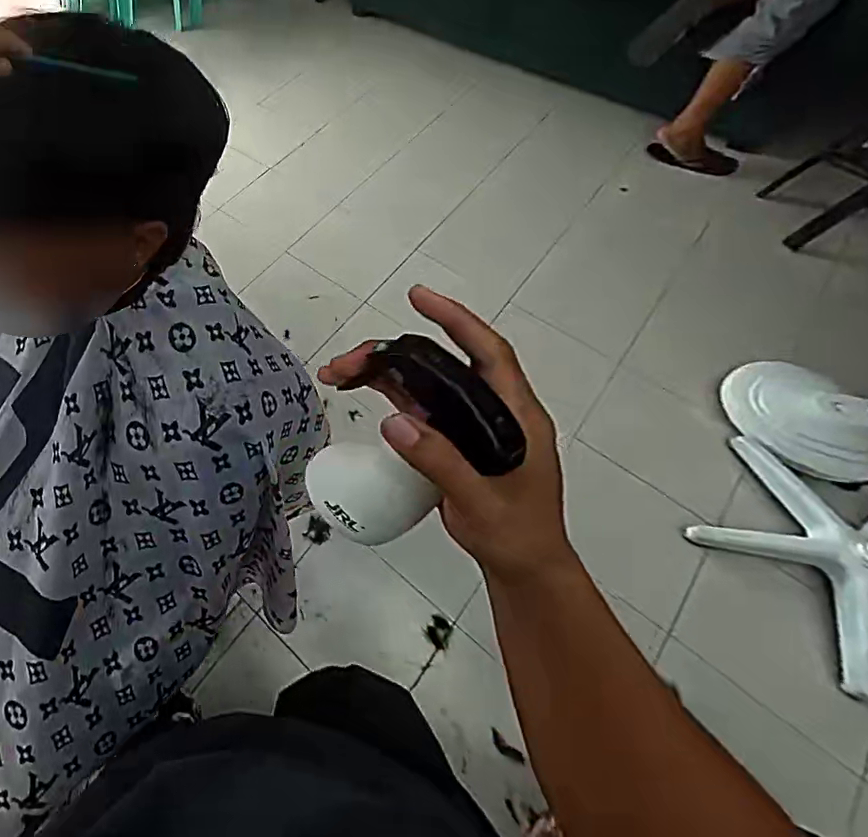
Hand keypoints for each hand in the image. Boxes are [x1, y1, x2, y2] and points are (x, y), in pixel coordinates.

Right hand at [317, 285, 575, 583]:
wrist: (523, 569)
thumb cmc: (517, 538)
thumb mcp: (481, 504)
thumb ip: (440, 463)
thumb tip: (394, 423)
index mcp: (516, 416)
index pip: (488, 352)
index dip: (456, 320)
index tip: (419, 298)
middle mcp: (493, 411)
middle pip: (444, 365)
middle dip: (397, 353)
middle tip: (354, 358)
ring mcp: (471, 425)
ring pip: (426, 384)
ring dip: (386, 373)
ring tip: (344, 372)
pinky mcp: (453, 440)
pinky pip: (420, 407)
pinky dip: (391, 395)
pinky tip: (365, 390)